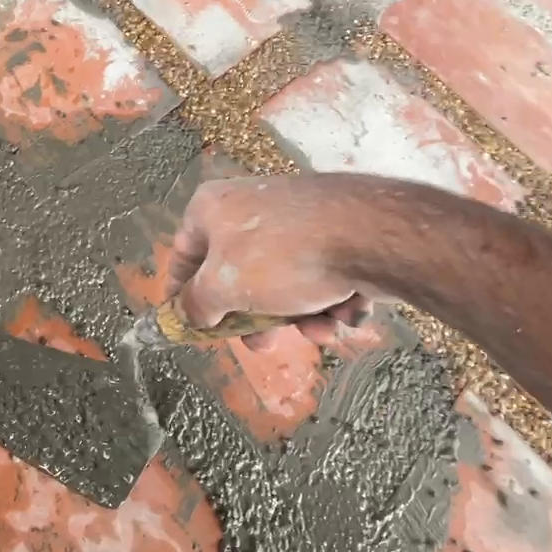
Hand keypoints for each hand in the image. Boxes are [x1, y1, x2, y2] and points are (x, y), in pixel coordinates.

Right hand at [164, 175, 395, 349]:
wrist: (371, 234)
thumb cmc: (281, 257)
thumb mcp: (224, 288)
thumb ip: (195, 304)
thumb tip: (184, 314)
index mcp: (209, 209)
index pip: (182, 255)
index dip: (180, 292)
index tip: (186, 323)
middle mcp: (246, 206)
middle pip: (236, 273)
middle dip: (253, 316)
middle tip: (262, 344)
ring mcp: (292, 217)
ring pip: (281, 279)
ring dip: (297, 314)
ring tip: (319, 330)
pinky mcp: (333, 230)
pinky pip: (318, 272)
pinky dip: (328, 298)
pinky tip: (345, 310)